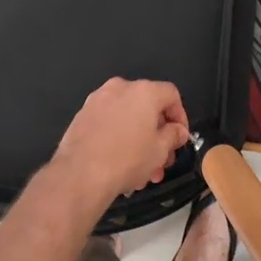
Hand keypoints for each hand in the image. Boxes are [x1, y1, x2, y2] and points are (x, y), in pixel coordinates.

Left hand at [53, 78, 190, 200]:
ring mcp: (98, 99)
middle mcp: (120, 87)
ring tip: (142, 171)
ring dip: (139, 140)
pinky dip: (119, 137)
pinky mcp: (83, 114)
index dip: (180, 117)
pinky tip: (120, 164)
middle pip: (148, 106)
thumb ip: (173, 136)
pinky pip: (109, 122)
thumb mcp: (160, 151)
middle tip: (162, 161)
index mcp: (144, 91)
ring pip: (128, 117)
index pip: (171, 94)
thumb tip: (177, 130)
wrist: (80, 172)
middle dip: (158, 134)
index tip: (179, 139)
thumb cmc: (127, 158)